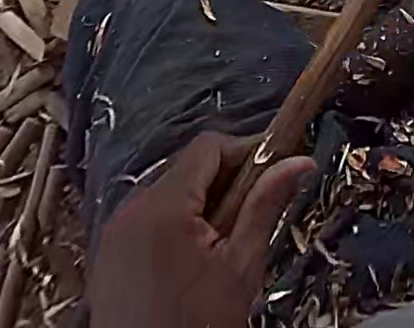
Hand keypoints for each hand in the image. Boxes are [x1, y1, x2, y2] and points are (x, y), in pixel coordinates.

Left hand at [89, 132, 315, 327]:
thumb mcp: (240, 267)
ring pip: (173, 190)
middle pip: (190, 166)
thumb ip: (266, 204)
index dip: (246, 150)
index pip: (209, 147)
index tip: (276, 169)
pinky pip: (153, 216)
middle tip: (257, 207)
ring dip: (207, 200)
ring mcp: (114, 236)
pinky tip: (200, 254)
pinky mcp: (109, 259)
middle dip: (228, 178)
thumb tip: (303, 160)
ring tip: (230, 236)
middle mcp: (130, 211)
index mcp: (160, 208)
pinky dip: (181, 220)